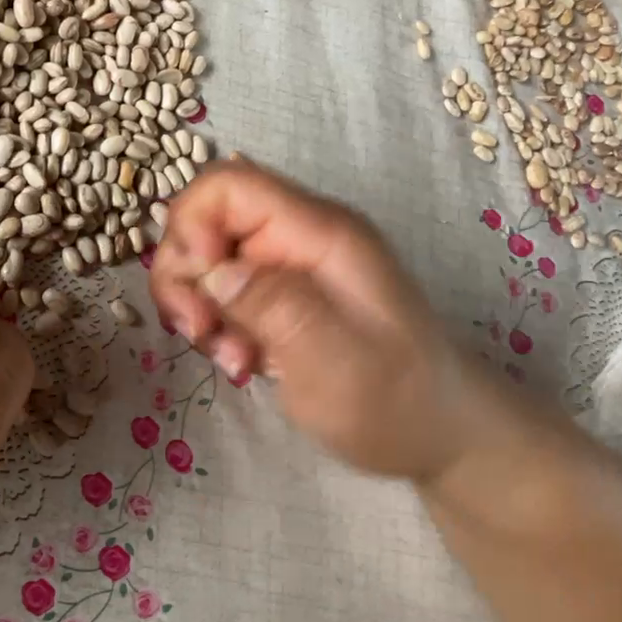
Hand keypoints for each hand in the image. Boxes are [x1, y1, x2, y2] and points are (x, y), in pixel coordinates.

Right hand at [148, 160, 491, 482]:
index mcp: (318, 233)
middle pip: (200, 221)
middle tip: (200, 332)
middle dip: (185, 276)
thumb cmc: (395, 400)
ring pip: (199, 259)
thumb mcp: (336, 360)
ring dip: (194, 306)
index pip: (227, 185)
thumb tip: (212, 270)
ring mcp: (282, 265)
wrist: (437, 435)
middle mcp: (293, 237)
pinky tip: (238, 360)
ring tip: (227, 356)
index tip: (201, 282)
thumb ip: (275, 306)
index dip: (193, 223)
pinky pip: (214, 290)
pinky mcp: (272, 293)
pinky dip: (210, 324)